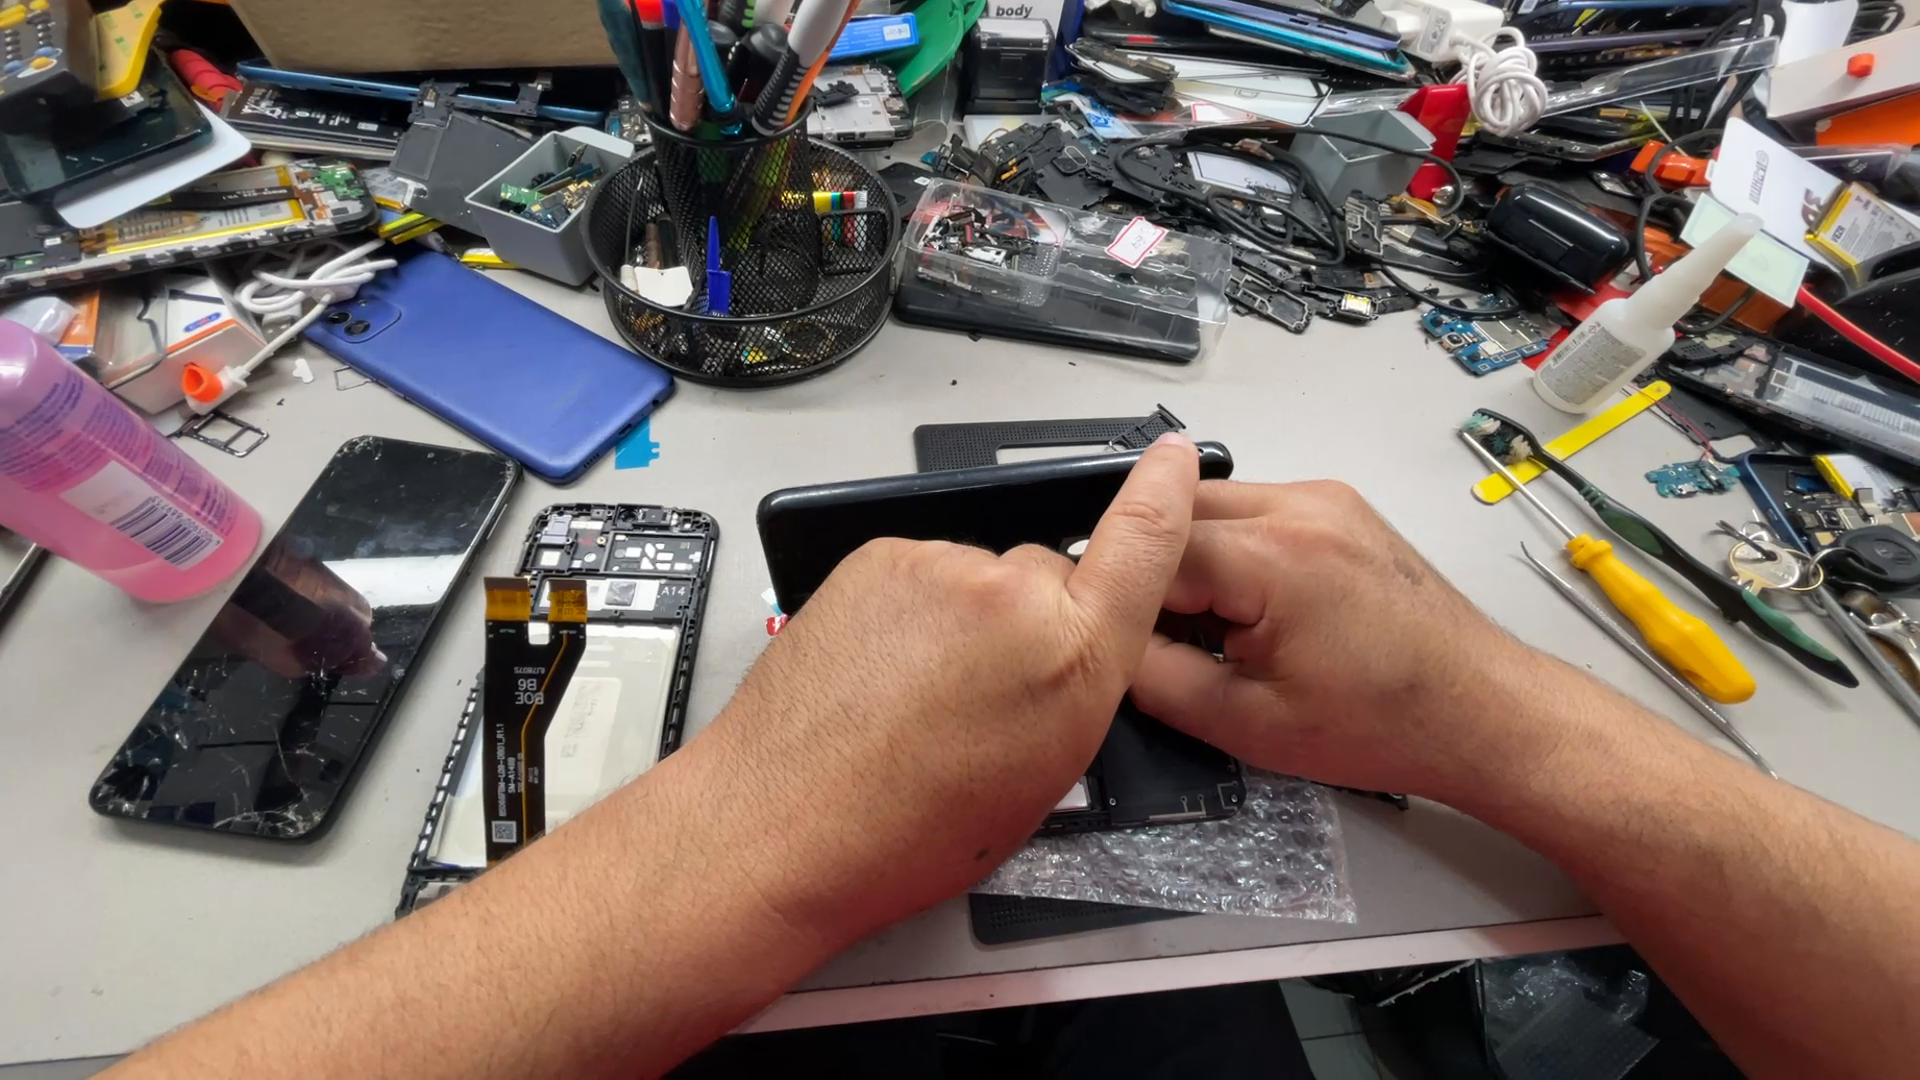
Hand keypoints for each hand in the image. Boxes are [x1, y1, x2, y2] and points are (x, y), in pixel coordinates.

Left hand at [691, 435, 1199, 947]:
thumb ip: (1073, 683)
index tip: (1172, 456)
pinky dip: (912, 606)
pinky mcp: (877, 556)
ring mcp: (938, 566)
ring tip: (913, 682)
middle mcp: (1011, 594)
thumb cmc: (910, 827)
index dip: (1164, 490)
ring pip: (976, 574)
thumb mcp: (1040, 773)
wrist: (785, 822)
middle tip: (976, 679)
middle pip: (1043, 571)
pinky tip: (882, 659)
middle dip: (1026, 617)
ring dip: (961, 613)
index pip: (1143, 540)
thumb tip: (1061, 642)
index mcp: (1071, 656)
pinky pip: (920, 570)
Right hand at [1130, 480, 1541, 801]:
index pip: (1153, 550)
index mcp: (1276, 555)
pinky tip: (1243, 598)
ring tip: (1205, 617)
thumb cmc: (1381, 725)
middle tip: (1160, 627)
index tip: (1126, 635)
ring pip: (1208, 503)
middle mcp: (1300, 503)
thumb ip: (1154, 677)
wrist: (1485, 712)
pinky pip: (1248, 509)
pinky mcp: (1336, 504)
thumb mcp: (1245, 723)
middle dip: (1151, 565)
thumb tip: (1109, 641)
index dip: (1127, 595)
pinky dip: (1226, 547)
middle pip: (1175, 509)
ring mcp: (1323, 496)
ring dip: (1187, 553)